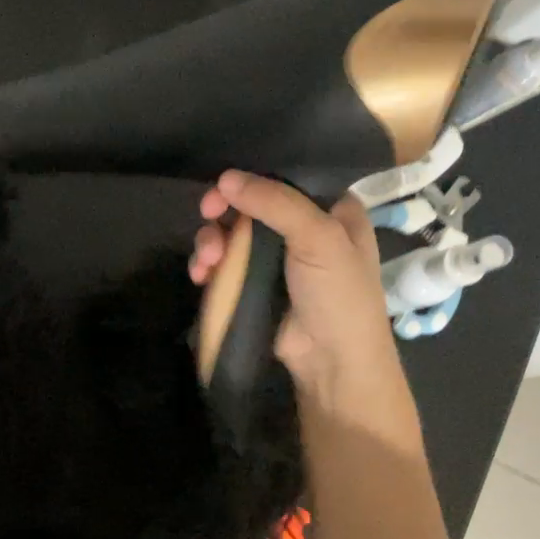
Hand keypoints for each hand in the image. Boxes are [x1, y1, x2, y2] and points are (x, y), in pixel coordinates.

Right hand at [189, 170, 409, 419]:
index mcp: (329, 210)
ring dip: (211, 242)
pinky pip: (221, 264)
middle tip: (206, 216)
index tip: (223, 187)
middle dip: (223, 214)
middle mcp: (301, 230)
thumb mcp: (318, 237)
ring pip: (229, 235)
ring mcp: (273, 260)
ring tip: (207, 262)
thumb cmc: (338, 293)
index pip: (284, 180)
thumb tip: (225, 178)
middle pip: (248, 206)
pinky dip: (206, 265)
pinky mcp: (251, 286)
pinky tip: (201, 276)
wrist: (331, 360)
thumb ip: (274, 203)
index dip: (251, 180)